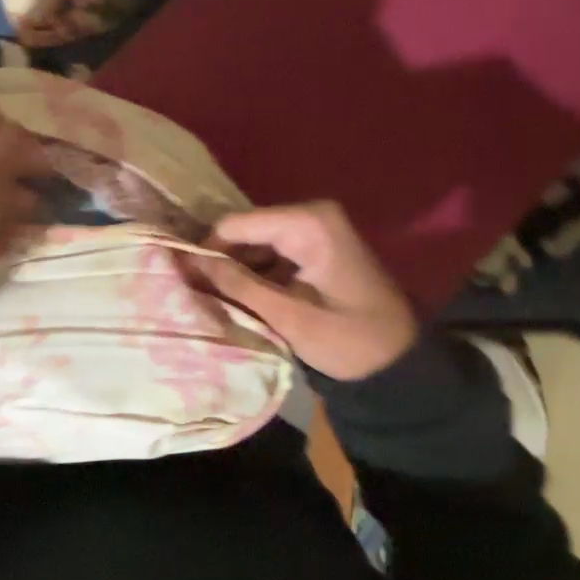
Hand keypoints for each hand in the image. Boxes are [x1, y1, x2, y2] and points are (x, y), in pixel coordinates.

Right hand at [184, 200, 416, 380]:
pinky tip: (238, 302)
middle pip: (244, 232)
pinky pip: (271, 256)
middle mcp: (311, 216)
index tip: (182, 281)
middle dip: (220, 262)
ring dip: (235, 273)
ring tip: (211, 301)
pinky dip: (254, 278)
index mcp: (309, 223)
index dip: (205, 250)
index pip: (236, 224)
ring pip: (254, 245)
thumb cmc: (349, 340)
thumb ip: (238, 285)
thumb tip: (188, 263)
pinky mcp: (314, 251)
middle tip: (194, 295)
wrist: (398, 363)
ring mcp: (315, 232)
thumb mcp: (288, 316)